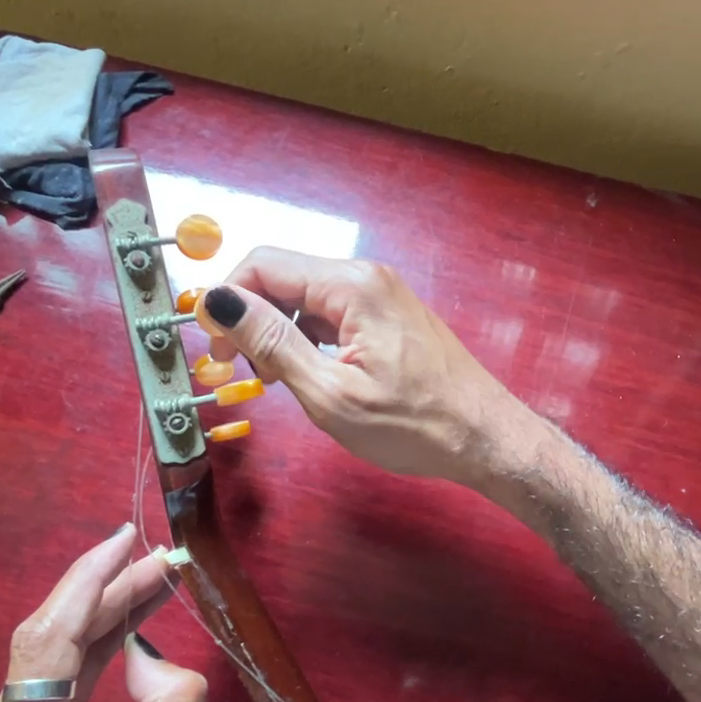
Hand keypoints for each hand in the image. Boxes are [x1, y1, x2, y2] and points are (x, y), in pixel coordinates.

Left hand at [0, 528, 206, 701]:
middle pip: (39, 650)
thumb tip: (143, 653)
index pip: (43, 650)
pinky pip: (32, 696)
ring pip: (34, 668)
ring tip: (148, 586)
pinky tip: (115, 633)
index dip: (84, 584)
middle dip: (102, 595)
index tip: (126, 543)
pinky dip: (77, 658)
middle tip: (159, 563)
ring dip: (93, 622)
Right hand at [203, 247, 532, 484]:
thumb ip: (272, 342)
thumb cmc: (415, 425)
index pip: (263, 265)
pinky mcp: (388, 315)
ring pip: (305, 297)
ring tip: (278, 380)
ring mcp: (380, 294)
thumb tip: (220, 300)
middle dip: (251, 318)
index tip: (216, 349)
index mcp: (352, 285)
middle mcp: (366, 276)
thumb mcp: (330, 393)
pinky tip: (309, 373)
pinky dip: (307, 338)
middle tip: (245, 372)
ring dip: (278, 331)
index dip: (226, 301)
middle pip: (283, 277)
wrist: (485, 437)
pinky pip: (331, 313)